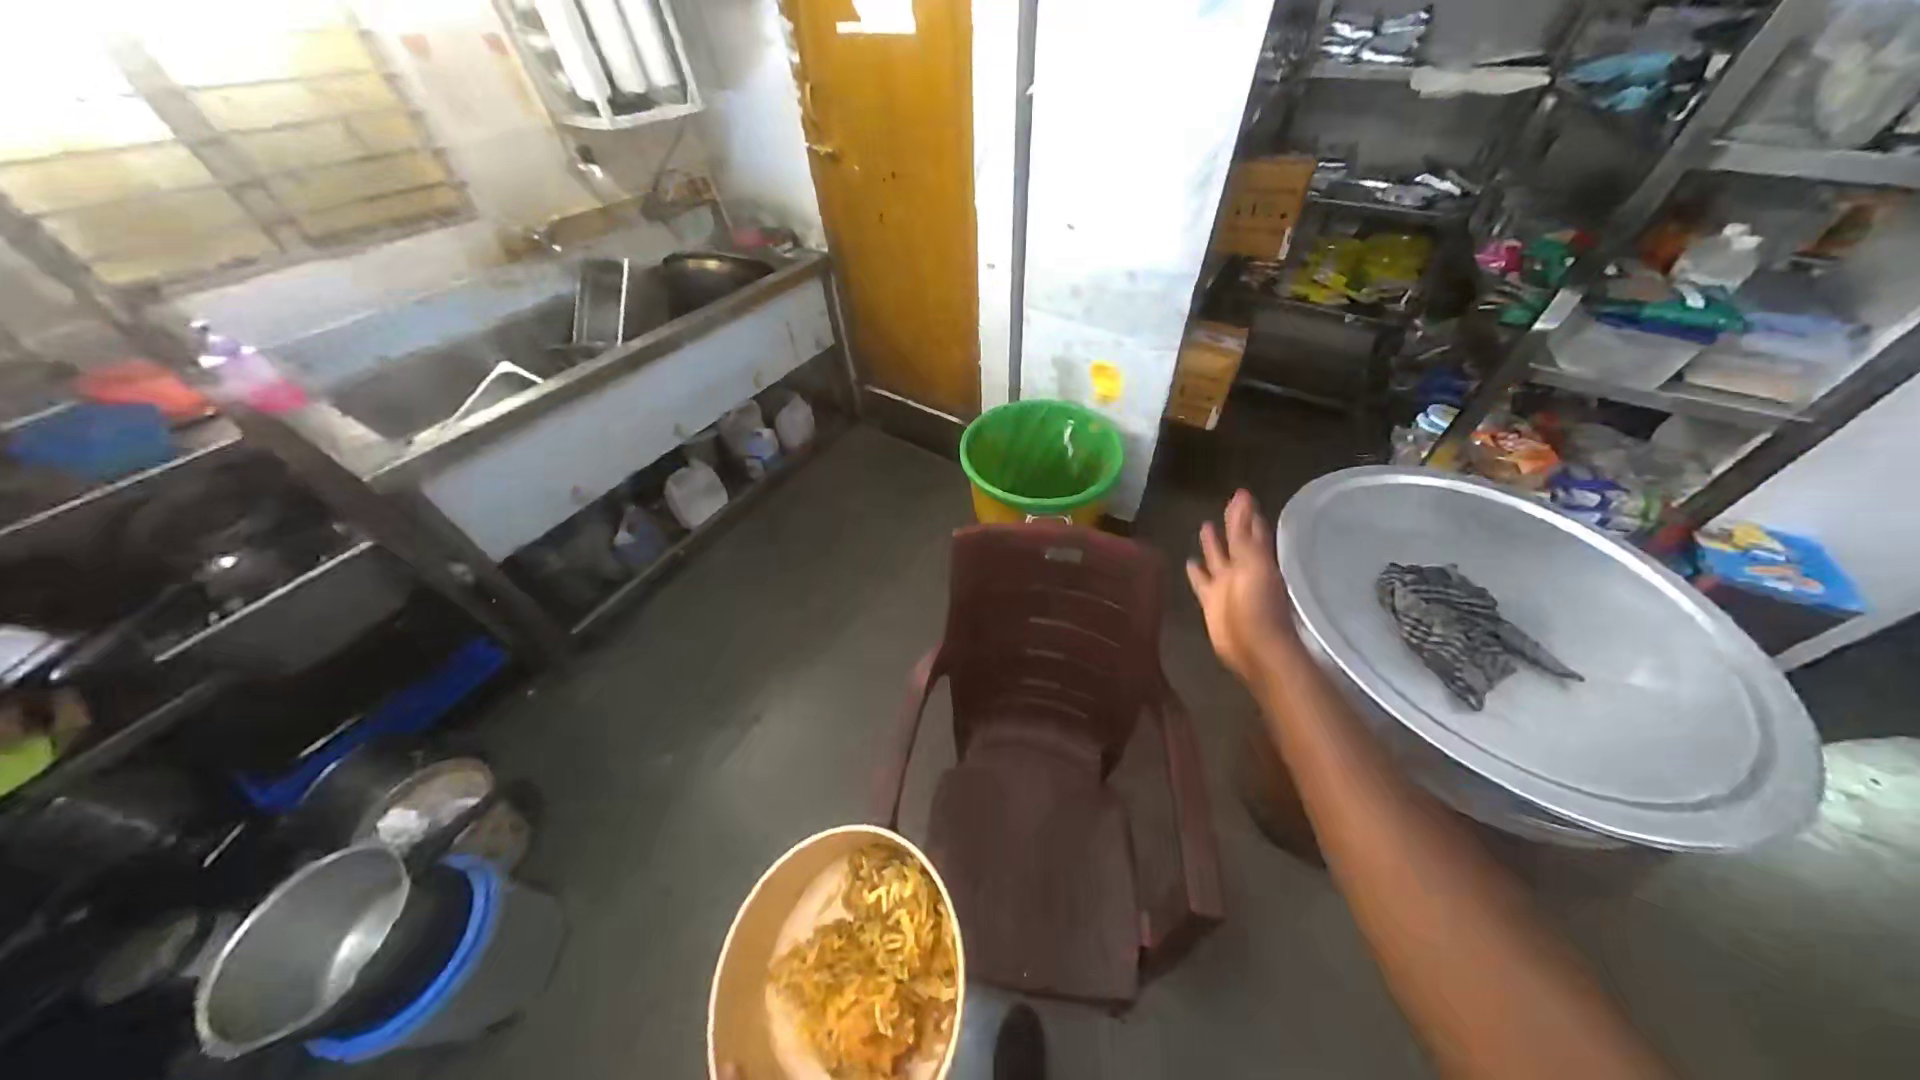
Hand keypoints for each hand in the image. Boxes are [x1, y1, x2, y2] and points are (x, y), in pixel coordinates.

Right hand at [1186, 490, 1299, 685]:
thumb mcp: (1253, 563)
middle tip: (1226, 503)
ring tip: (1204, 526)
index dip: (1246, 512)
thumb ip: (1243, 533)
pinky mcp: (1210, 602)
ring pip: (1217, 559)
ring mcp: (1226, 586)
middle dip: (1231, 523)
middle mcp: (1242, 569)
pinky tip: (1188, 562)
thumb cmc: (1258, 605)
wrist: (1254, 648)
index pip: (1251, 530)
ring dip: (1212, 544)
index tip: (1241, 493)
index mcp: (1256, 558)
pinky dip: (1196, 572)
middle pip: (1235, 541)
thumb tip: (1242, 497)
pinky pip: (1201, 581)